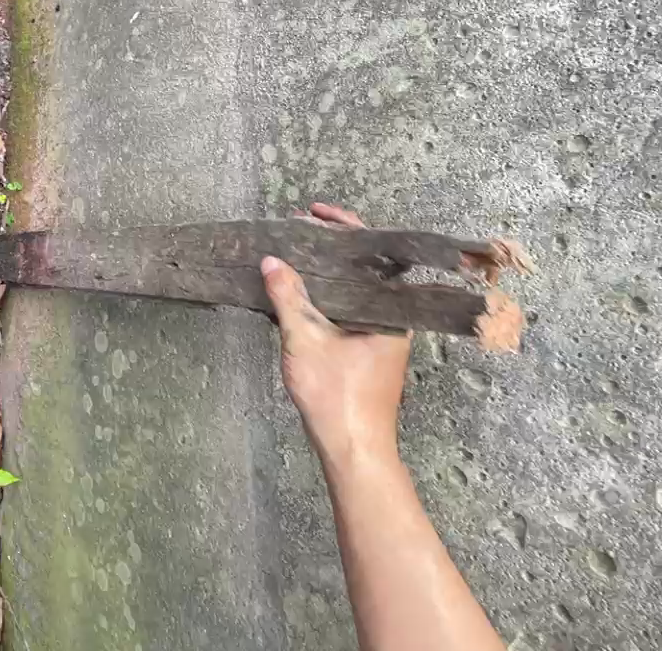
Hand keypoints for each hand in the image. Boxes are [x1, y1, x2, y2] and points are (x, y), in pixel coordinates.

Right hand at [261, 203, 410, 467]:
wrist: (352, 447)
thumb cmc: (337, 395)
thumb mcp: (305, 339)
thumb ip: (288, 298)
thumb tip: (271, 261)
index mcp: (390, 312)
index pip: (374, 254)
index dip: (345, 226)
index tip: (314, 213)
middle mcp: (390, 318)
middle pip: (361, 267)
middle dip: (329, 244)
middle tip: (295, 228)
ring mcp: (376, 333)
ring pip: (349, 287)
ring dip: (322, 268)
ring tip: (289, 251)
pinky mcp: (360, 347)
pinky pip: (341, 306)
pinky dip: (319, 291)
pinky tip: (292, 288)